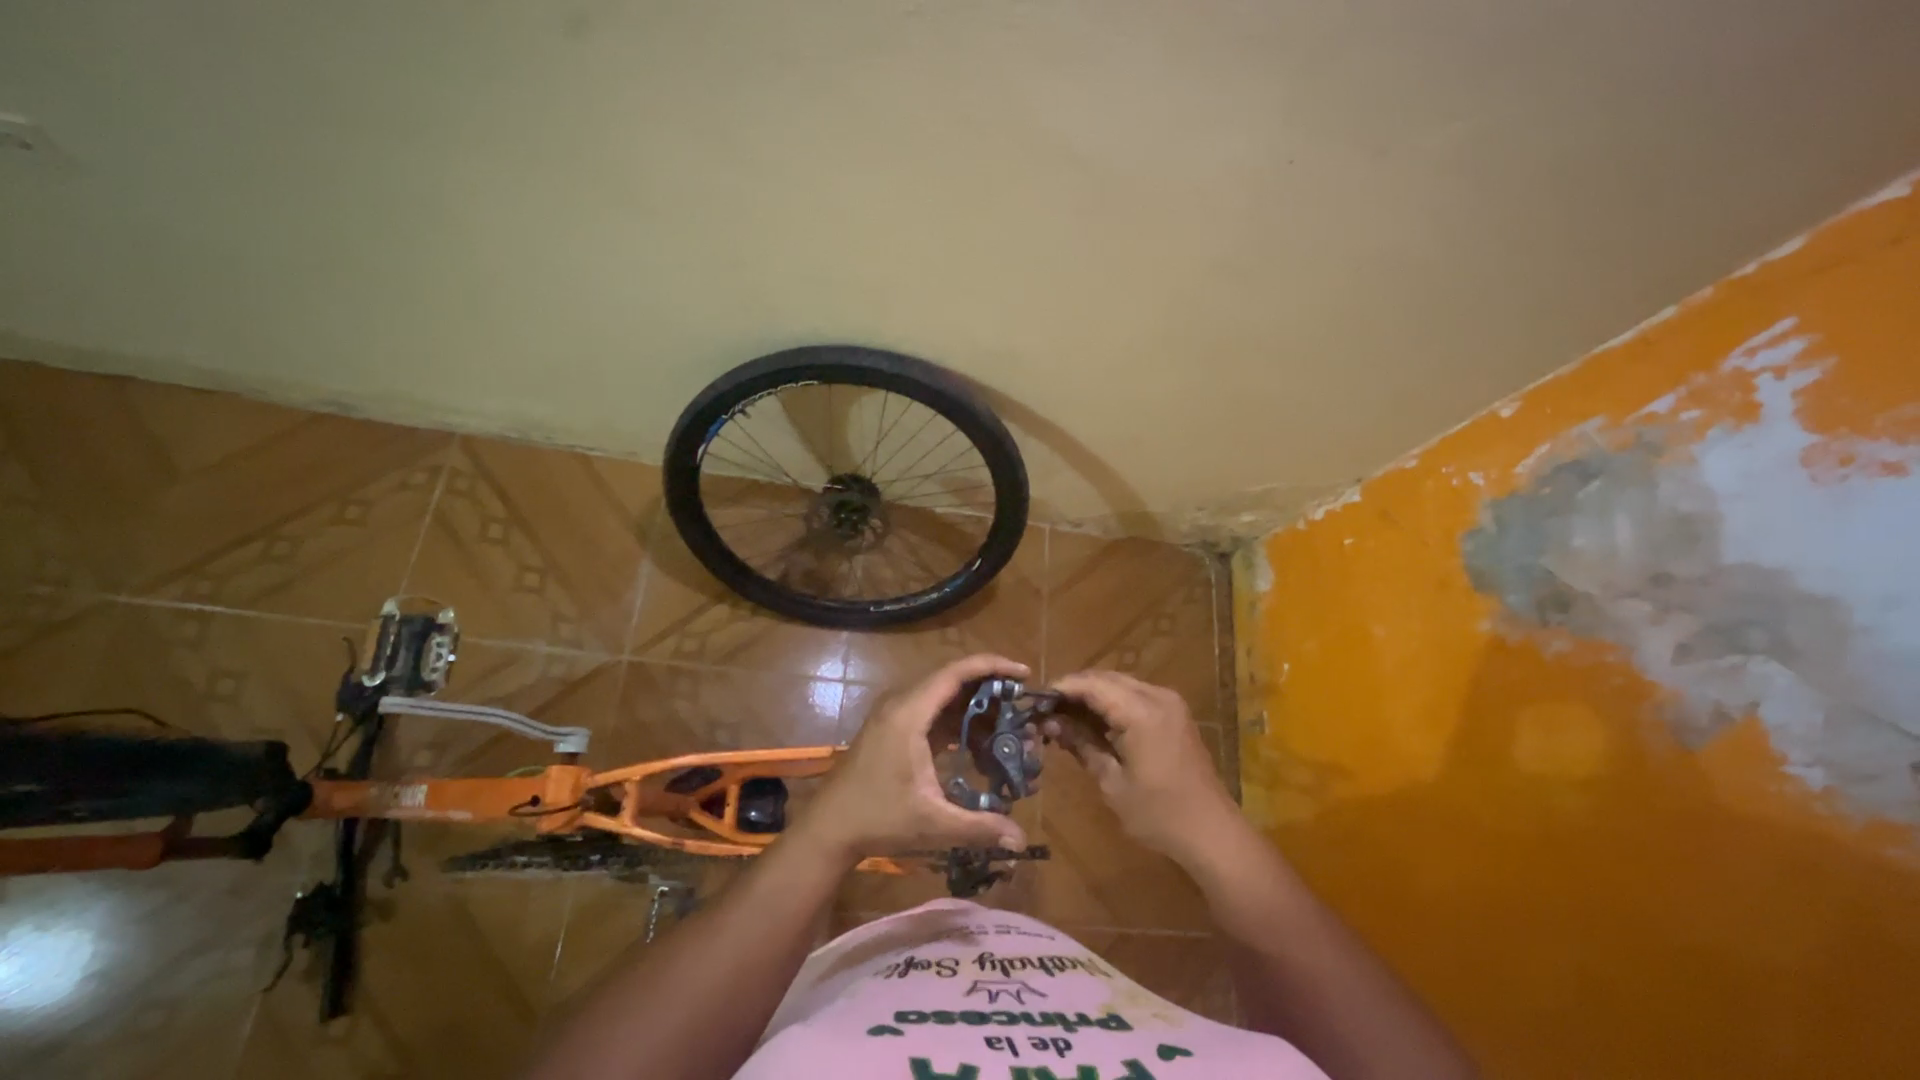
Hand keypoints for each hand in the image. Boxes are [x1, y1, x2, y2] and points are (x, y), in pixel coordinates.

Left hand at [796, 654, 1033, 862]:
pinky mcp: (892, 729)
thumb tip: (1022, 841)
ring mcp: (894, 715)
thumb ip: (979, 827)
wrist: (829, 829)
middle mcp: (900, 704)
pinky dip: (958, 720)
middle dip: (990, 688)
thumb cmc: (878, 819)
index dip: (991, 666)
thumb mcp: (932, 824)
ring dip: (975, 705)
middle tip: (1023, 705)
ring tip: (1009, 724)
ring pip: (942, 696)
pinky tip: (980, 743)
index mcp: (908, 714)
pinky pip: (932, 711)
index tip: (1024, 674)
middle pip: (951, 680)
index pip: (954, 673)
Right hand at [1049, 670, 1242, 866]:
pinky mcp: (1175, 715)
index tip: (1034, 703)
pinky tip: (1095, 725)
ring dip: (1093, 696)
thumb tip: (1050, 724)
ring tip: (1065, 719)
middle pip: (1106, 678)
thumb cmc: (1158, 814)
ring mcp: (1170, 704)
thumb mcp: (1111, 782)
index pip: (1091, 685)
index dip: (1061, 690)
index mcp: (1141, 712)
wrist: (1211, 832)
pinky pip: (1136, 696)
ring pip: (1121, 685)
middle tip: (1046, 712)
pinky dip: (1113, 704)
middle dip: (1075, 691)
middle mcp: (1157, 697)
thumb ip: (1081, 745)